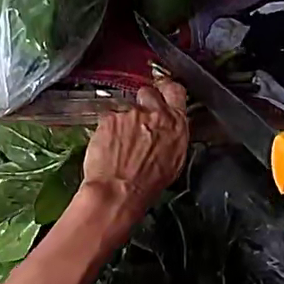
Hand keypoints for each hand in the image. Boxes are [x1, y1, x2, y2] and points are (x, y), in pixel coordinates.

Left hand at [79, 78, 188, 232]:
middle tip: (138, 122)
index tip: (163, 92)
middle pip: (149, 93)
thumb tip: (170, 131)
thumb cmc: (146, 184)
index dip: (167, 91)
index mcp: (176, 125)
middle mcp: (155, 115)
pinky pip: (109, 118)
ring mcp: (131, 114)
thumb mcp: (174, 162)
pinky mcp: (109, 117)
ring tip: (120, 146)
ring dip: (123, 122)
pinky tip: (109, 147)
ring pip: (126, 108)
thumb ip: (173, 136)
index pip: (175, 91)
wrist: (119, 192)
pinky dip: (108, 130)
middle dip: (143, 103)